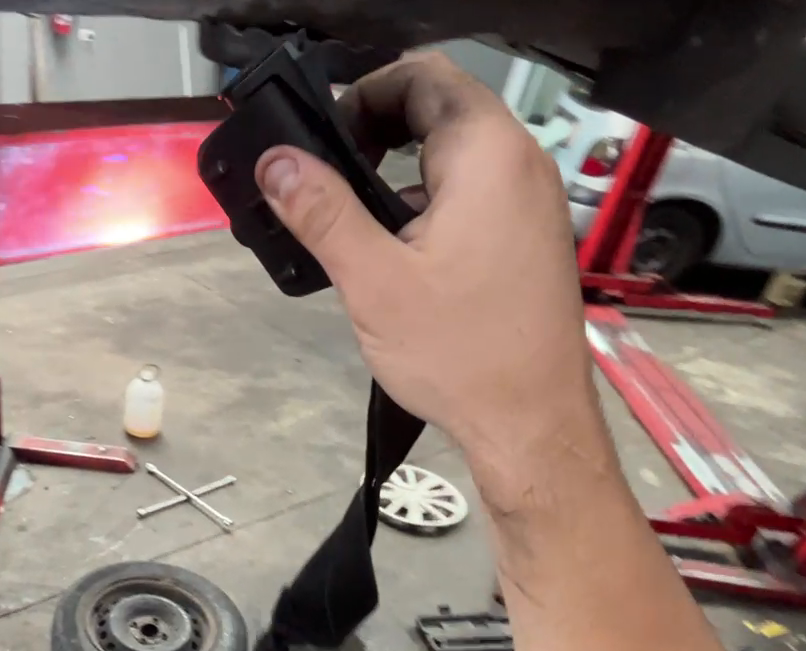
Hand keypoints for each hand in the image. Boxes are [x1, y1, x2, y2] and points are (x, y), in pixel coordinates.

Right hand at [253, 53, 600, 490]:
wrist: (527, 418)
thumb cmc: (457, 351)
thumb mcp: (373, 281)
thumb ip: (322, 213)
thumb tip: (277, 162)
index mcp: (486, 155)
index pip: (422, 77)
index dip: (361, 94)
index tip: (319, 140)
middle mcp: (519, 164)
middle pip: (439, 111)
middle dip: (374, 134)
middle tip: (323, 183)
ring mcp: (528, 202)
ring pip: (452, 158)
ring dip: (396, 174)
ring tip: (350, 225)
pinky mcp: (525, 239)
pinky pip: (468, 196)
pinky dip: (424, 205)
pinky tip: (394, 256)